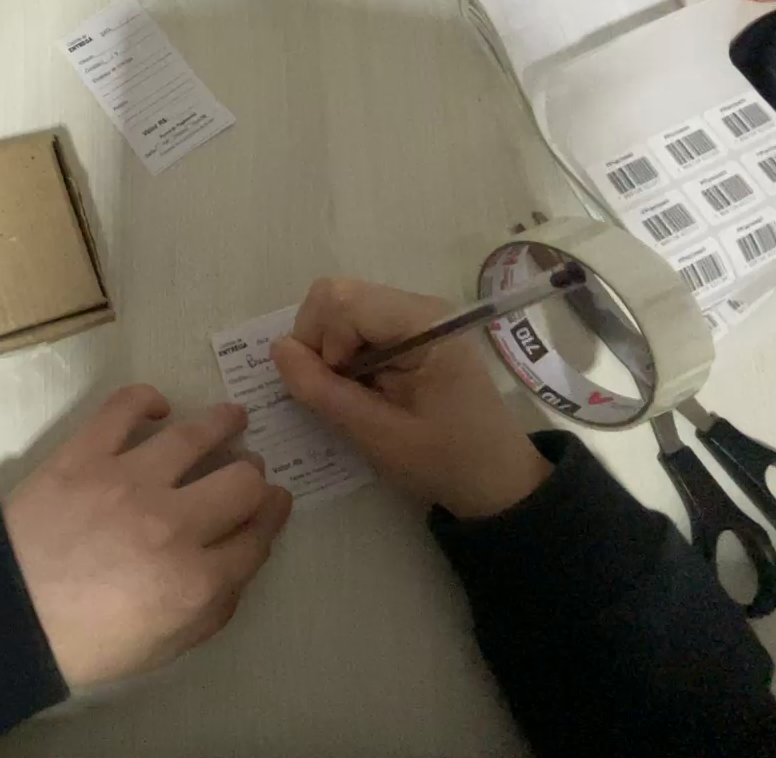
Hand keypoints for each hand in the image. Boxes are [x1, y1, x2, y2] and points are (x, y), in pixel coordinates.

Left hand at [2, 386, 292, 689]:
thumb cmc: (85, 638)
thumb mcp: (162, 647)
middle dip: (254, 476)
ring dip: (224, 422)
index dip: (273, 515)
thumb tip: (237, 564)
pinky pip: (125, 407)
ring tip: (234, 416)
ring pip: (196, 434)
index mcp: (195, 580)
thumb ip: (212, 610)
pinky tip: (160, 405)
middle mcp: (174, 523)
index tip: (276, 500)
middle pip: (241, 482)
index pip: (256, 537)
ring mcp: (129, 479)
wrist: (6, 610)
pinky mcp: (87, 451)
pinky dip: (147, 398)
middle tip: (247, 468)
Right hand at [270, 279, 551, 519]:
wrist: (497, 480)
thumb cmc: (445, 461)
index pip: (341, 299)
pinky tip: (361, 382)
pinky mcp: (404, 328)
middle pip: (335, 294)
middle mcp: (417, 306)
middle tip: (339, 387)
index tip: (340, 387)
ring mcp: (411, 314)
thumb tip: (277, 349)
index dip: (322, 342)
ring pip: (337, 304)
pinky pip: (350, 320)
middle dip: (318, 340)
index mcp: (424, 325)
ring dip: (326, 345)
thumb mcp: (379, 438)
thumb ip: (324, 392)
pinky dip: (339, 349)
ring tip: (351, 387)